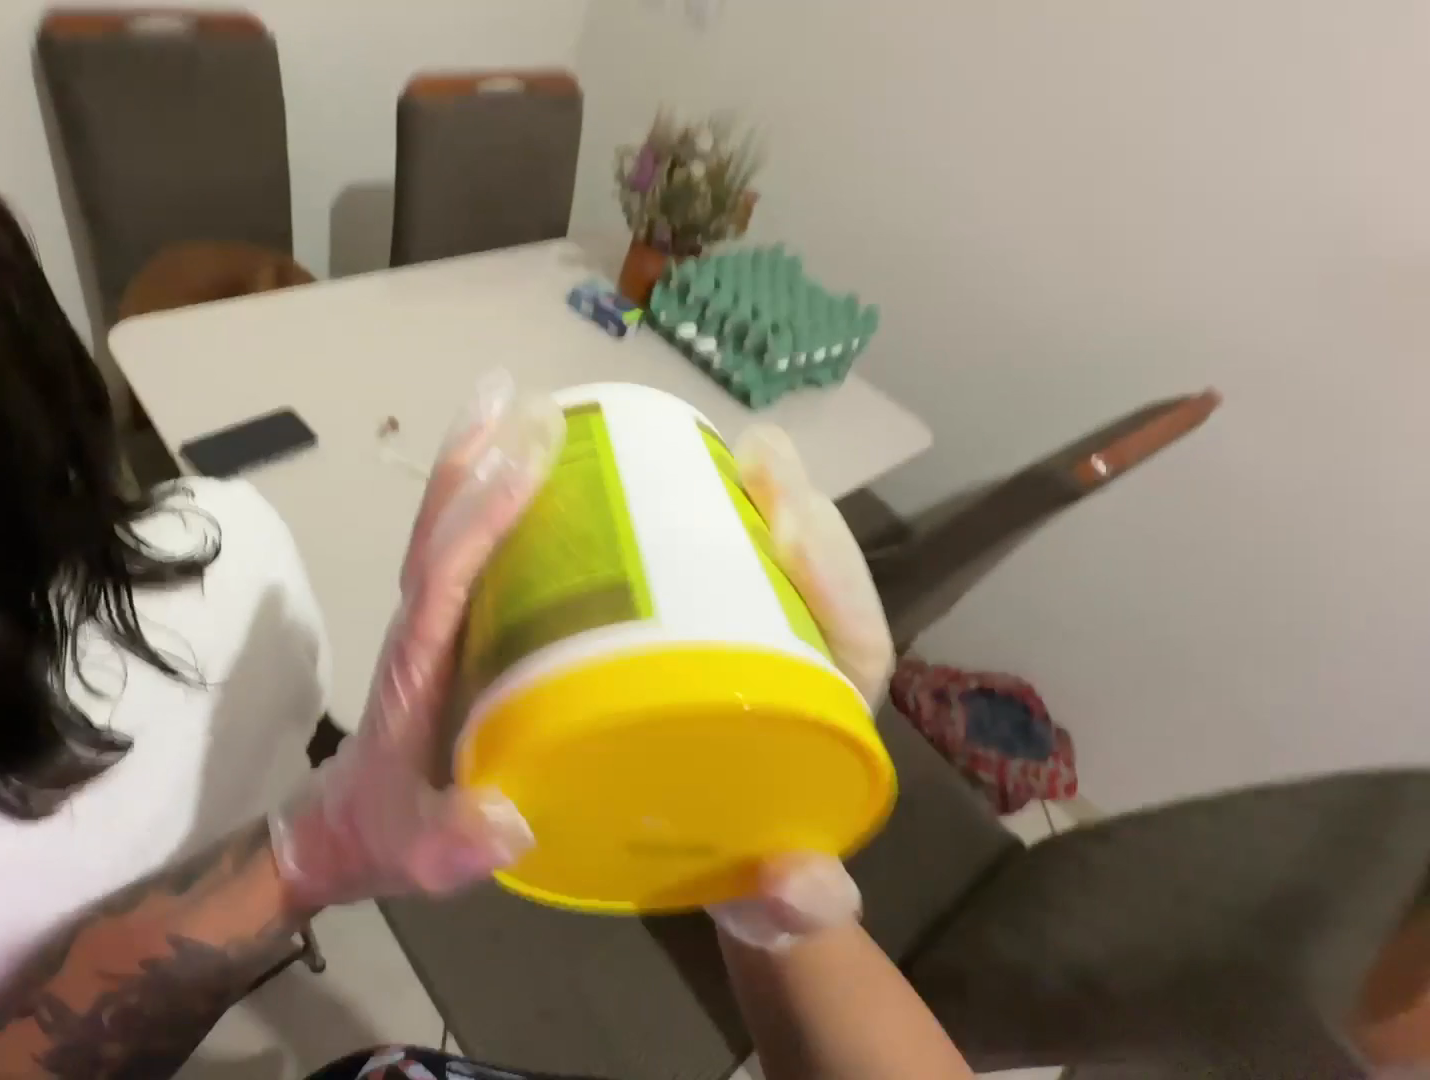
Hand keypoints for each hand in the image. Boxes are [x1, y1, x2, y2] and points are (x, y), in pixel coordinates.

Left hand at [269, 372, 564, 911]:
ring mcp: (426, 622)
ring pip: (444, 527)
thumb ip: (454, 842)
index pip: (445, 576)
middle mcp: (418, 626)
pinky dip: (483, 503)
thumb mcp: (419, 852)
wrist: (342, 828)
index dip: (483, 520)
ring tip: (515, 403)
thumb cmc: (384, 832)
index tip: (527, 461)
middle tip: (520, 395)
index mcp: (417, 665)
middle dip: (475, 460)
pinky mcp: (441, 628)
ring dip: (474, 462)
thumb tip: (512, 819)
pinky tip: (522, 479)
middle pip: (438, 527)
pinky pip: (461, 550)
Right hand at [711, 425, 895, 950]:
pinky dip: (715, 523)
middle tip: (758, 462)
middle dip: (803, 518)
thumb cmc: (757, 877)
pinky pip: (730, 569)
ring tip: (736, 456)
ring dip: (767, 504)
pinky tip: (680, 488)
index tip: (790, 529)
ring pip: (785, 565)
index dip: (836, 583)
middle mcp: (811, 671)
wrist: (729, 870)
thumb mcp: (771, 897)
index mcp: (836, 719)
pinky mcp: (720, 635)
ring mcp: (767, 646)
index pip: (859, 640)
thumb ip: (792, 901)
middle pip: (827, 584)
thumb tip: (800, 882)